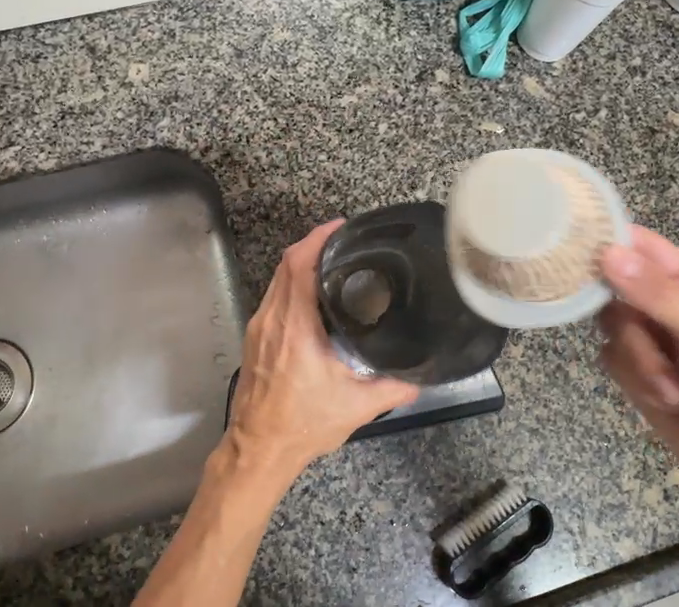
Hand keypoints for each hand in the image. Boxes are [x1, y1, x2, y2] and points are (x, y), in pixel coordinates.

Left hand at [224, 220, 419, 479]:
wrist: (259, 449)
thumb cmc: (302, 425)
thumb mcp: (357, 407)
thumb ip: (394, 386)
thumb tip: (423, 373)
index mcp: (294, 327)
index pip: (299, 265)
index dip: (318, 239)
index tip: (341, 227)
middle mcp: (272, 319)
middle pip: (286, 264)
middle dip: (313, 245)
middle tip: (345, 241)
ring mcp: (259, 327)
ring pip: (277, 279)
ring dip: (301, 264)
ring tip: (334, 262)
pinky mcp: (255, 337)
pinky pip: (273, 296)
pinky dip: (292, 284)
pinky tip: (313, 293)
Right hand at [597, 226, 678, 488]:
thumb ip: (659, 296)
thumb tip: (608, 253)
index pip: (644, 246)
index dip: (612, 241)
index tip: (577, 245)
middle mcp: (669, 305)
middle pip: (617, 285)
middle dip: (628, 317)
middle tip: (639, 334)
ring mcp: (650, 338)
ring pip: (611, 324)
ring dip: (639, 359)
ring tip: (672, 388)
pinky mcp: (634, 370)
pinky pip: (609, 356)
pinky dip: (633, 378)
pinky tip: (664, 398)